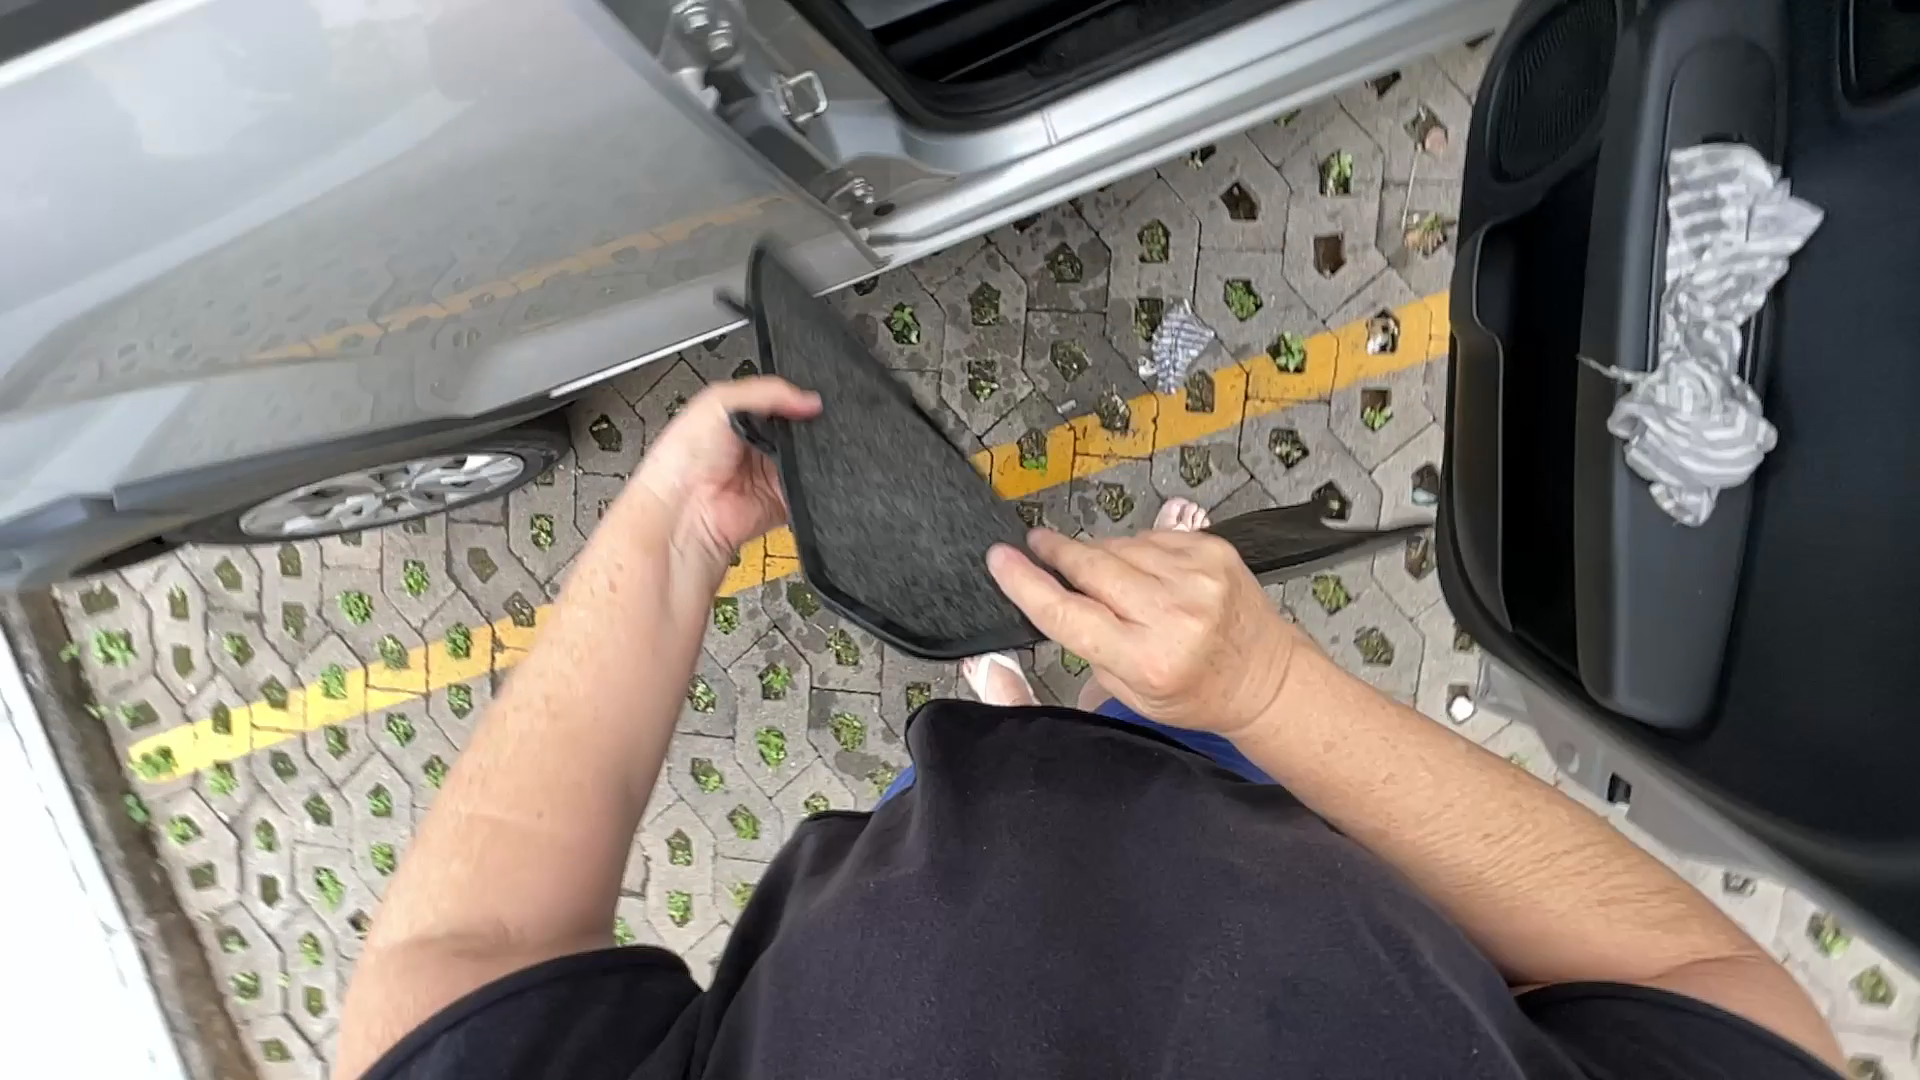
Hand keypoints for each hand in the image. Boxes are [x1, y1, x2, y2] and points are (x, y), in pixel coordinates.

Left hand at [630, 376, 820, 571]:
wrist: (685, 509)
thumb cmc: (683, 458)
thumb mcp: (719, 400)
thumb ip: (767, 392)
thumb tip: (809, 401)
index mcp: (740, 416)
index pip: (780, 401)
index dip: (795, 399)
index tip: (809, 401)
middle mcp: (757, 444)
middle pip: (797, 430)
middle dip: (804, 427)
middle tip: (803, 426)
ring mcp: (770, 473)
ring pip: (807, 458)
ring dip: (807, 455)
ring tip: (795, 452)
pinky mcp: (782, 499)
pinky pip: (808, 488)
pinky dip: (810, 482)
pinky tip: (800, 474)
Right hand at [987, 528, 1304, 736]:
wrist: (1265, 677)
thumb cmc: (1193, 693)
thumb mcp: (1130, 689)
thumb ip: (1089, 642)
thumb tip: (1052, 588)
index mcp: (1148, 660)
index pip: (1069, 614)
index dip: (1026, 583)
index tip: (1000, 559)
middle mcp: (1174, 614)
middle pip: (1091, 566)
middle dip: (1057, 551)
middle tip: (1035, 543)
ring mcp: (1197, 576)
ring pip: (1117, 545)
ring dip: (1099, 555)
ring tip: (1106, 576)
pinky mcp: (1213, 549)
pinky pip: (1148, 536)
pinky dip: (1135, 549)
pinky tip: (1143, 570)